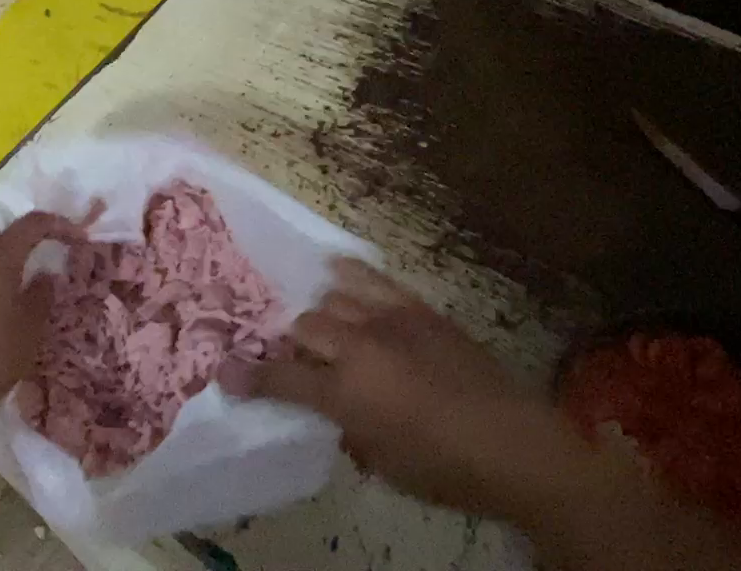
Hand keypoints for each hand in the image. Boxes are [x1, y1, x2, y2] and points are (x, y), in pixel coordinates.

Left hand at [0, 213, 76, 414]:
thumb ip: (42, 293)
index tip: (77, 238)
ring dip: (3, 260)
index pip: (32, 223)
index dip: (58, 225)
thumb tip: (44, 275)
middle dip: (26, 239)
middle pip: (1, 233)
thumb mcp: (30, 326)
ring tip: (22, 284)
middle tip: (46, 256)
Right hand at [219, 258, 595, 523]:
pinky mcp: (417, 308)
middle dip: (291, 343)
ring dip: (322, 315)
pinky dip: (349, 274)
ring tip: (327, 328)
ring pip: (332, 299)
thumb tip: (336, 414)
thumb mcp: (384, 465)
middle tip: (297, 359)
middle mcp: (358, 348)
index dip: (249, 376)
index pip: (281, 377)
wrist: (514, 443)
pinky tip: (336, 270)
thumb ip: (348, 431)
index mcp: (345, 393)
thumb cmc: (444, 469)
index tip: (226, 373)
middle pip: (303, 327)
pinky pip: (373, 278)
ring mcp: (388, 320)